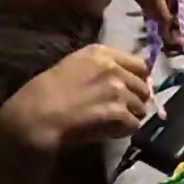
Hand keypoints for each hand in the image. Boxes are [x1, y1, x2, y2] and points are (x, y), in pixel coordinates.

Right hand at [0, 44, 152, 157]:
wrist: (40, 114)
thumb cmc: (49, 91)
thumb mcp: (75, 65)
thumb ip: (102, 68)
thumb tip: (126, 79)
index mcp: (101, 53)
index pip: (140, 64)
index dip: (138, 79)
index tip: (131, 90)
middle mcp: (113, 68)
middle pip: (143, 87)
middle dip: (135, 100)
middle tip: (121, 111)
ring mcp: (118, 91)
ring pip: (141, 108)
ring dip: (130, 117)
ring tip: (113, 122)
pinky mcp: (118, 112)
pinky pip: (134, 125)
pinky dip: (124, 131)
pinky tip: (110, 131)